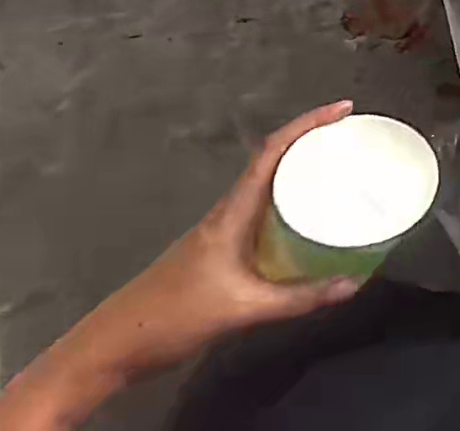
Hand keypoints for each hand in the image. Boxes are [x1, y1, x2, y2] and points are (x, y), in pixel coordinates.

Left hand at [62, 102, 363, 380]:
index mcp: (233, 210)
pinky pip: (266, 204)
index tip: (343, 109)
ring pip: (270, 181)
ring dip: (303, 164)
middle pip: (275, 157)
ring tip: (341, 163)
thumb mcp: (241, 310)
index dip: (309, 123)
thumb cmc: (169, 317)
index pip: (272, 150)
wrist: (105, 350)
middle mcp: (230, 209)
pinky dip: (293, 194)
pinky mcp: (223, 244)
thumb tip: (352, 285)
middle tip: (353, 134)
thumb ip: (298, 299)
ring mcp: (224, 226)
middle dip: (314, 138)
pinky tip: (310, 210)